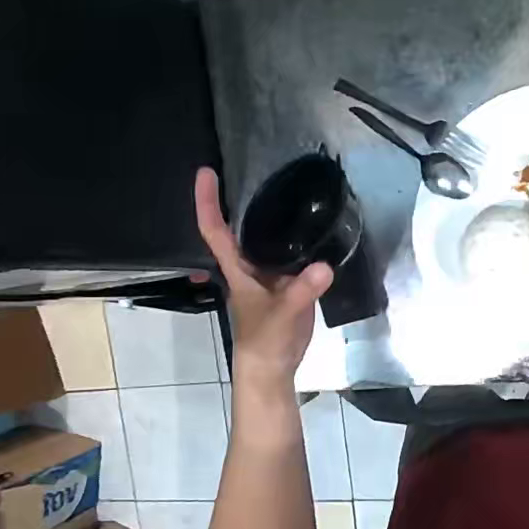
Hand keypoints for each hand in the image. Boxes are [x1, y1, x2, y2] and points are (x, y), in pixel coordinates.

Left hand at [194, 167, 331, 388]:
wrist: (273, 367)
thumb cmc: (264, 341)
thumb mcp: (281, 316)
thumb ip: (300, 292)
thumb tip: (324, 267)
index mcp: (236, 268)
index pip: (214, 230)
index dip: (207, 202)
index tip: (205, 172)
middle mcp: (247, 264)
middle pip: (236, 225)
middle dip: (234, 196)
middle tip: (244, 162)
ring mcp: (267, 272)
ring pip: (264, 236)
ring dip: (268, 212)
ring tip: (282, 179)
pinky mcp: (287, 281)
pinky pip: (289, 251)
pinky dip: (297, 235)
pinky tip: (312, 219)